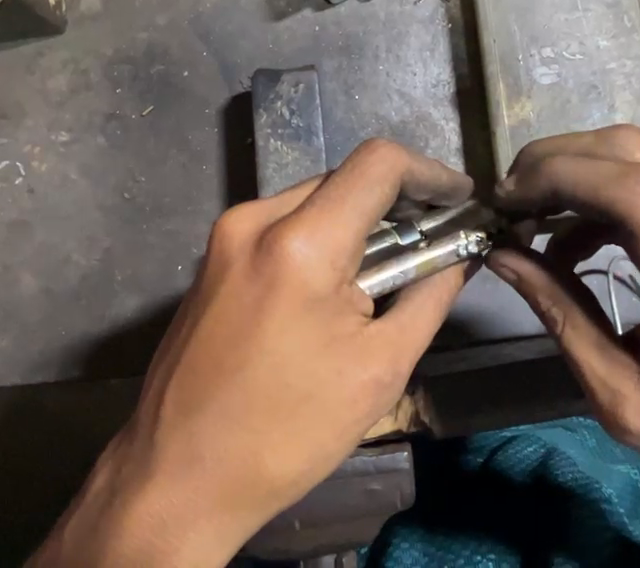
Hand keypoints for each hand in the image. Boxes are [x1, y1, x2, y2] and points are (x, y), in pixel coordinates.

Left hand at [32, 140, 474, 567]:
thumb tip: (462, 253)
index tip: (460, 199)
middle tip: (436, 240)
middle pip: (345, 179)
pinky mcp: (213, 257)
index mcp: (300, 242)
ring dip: (360, 222)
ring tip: (390, 269)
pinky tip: (338, 285)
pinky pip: (283, 224)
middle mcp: (255, 218)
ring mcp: (226, 235)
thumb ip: (429, 295)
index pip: (378, 163)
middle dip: (398, 203)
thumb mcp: (379, 369)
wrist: (177, 477)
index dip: (429, 172)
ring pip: (314, 199)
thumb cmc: (287, 432)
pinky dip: (322, 238)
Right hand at [486, 126, 639, 566]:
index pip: (639, 196)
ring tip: (533, 216)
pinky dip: (604, 188)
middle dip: (559, 161)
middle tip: (509, 199)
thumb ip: (561, 317)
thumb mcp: (621, 401)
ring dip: (578, 170)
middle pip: (638, 156)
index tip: (508, 200)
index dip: (564, 177)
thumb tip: (500, 253)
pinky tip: (576, 232)